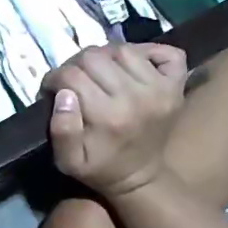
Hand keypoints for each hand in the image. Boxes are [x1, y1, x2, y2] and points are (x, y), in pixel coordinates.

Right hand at [46, 43, 188, 198]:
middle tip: (73, 81)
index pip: (72, 76)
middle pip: (95, 57)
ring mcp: (160, 88)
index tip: (52, 89)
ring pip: (123, 50)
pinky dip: (147, 51)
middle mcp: (137, 96)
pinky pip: (164, 51)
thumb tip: (63, 94)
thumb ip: (62, 131)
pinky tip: (132, 66)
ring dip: (105, 57)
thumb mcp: (69, 162)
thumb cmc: (100, 169)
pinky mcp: (175, 85)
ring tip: (98, 74)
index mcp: (109, 116)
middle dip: (76, 65)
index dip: (54, 79)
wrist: (141, 177)